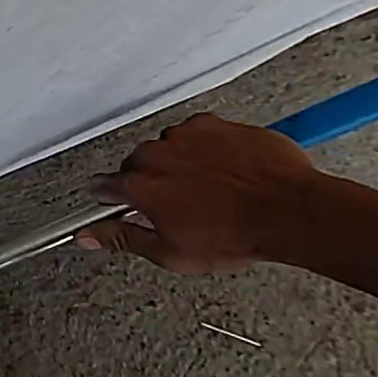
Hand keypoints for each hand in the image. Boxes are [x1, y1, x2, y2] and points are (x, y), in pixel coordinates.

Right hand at [75, 113, 320, 273]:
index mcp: (138, 187)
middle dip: (151, 181)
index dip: (112, 197)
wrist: (291, 211)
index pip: (103, 186)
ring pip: (165, 148)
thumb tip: (86, 236)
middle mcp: (153, 156)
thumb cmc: (237, 234)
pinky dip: (203, 147)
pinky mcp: (209, 124)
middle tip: (178, 203)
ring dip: (177, 162)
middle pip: (136, 165)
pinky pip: (194, 133)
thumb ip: (121, 238)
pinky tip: (222, 169)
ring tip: (207, 186)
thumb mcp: (170, 252)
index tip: (120, 202)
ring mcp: (181, 137)